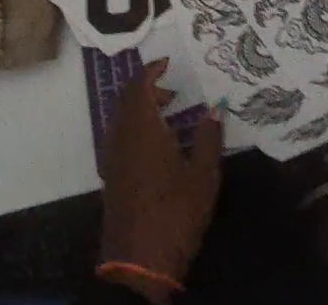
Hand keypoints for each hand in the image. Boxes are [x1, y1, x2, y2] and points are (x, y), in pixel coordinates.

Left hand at [98, 60, 223, 301]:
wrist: (137, 265)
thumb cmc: (174, 214)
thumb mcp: (203, 176)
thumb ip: (209, 137)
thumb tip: (216, 107)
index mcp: (142, 129)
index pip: (139, 86)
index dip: (151, 70)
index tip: (168, 63)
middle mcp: (121, 137)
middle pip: (127, 100)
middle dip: (147, 89)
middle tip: (174, 91)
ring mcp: (113, 159)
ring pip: (122, 119)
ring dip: (142, 110)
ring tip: (170, 116)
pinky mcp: (111, 177)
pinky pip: (120, 138)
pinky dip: (136, 129)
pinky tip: (158, 146)